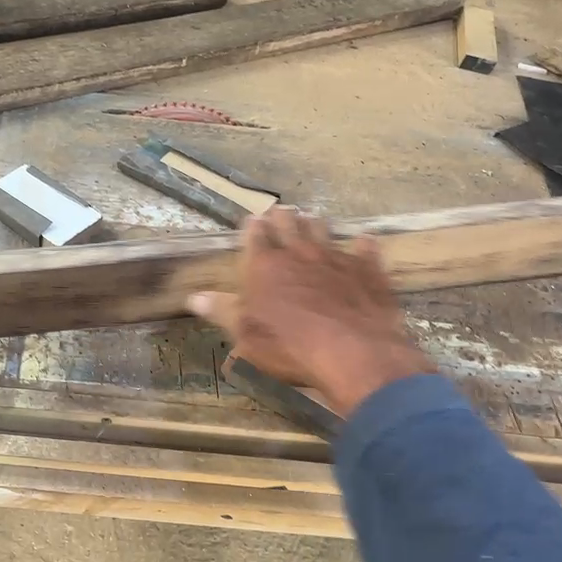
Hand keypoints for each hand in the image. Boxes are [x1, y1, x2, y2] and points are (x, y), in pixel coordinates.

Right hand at [188, 208, 435, 414]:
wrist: (351, 350)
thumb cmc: (288, 346)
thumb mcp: (245, 335)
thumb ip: (222, 312)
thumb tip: (194, 298)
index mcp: (264, 267)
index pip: (254, 238)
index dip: (252, 229)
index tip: (252, 220)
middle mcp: (298, 253)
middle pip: (288, 226)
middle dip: (282, 218)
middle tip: (280, 211)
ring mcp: (335, 258)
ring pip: (323, 230)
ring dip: (315, 223)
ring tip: (312, 218)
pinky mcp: (367, 269)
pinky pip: (365, 249)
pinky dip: (362, 244)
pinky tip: (364, 241)